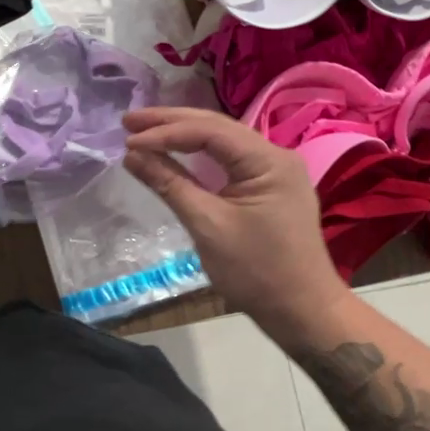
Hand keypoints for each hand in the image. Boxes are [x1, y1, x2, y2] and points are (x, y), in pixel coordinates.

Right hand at [123, 107, 351, 343]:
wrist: (301, 311)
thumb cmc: (256, 272)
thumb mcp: (207, 225)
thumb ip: (169, 184)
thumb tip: (132, 155)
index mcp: (268, 160)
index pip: (209, 131)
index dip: (165, 132)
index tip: (128, 139)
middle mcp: (276, 155)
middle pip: (217, 127)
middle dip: (171, 123)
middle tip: (128, 120)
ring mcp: (276, 171)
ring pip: (223, 141)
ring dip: (184, 135)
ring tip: (144, 130)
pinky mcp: (270, 187)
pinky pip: (230, 159)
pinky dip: (200, 154)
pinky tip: (176, 152)